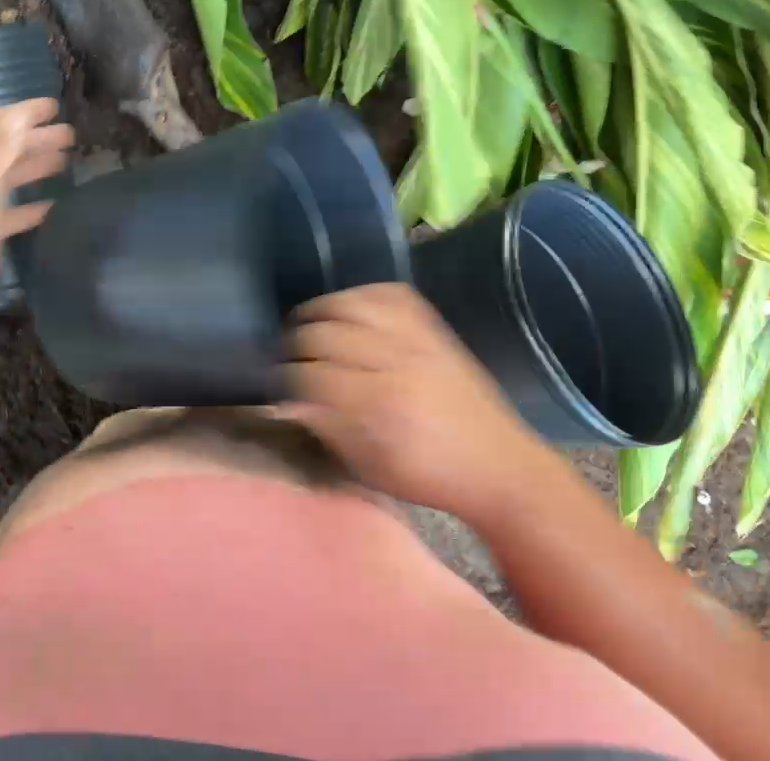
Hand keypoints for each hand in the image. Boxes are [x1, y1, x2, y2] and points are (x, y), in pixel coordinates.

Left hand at [0, 98, 73, 305]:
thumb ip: (1, 148)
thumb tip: (21, 115)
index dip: (20, 113)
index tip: (53, 108)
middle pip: (2, 150)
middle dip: (34, 140)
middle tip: (69, 136)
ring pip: (8, 179)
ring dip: (34, 168)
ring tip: (65, 162)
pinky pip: (11, 214)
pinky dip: (30, 208)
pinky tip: (52, 205)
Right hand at [281, 283, 561, 523]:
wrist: (500, 467)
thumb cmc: (428, 475)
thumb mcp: (369, 466)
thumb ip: (324, 427)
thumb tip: (281, 402)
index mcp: (380, 405)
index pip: (309, 376)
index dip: (281, 380)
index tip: (269, 386)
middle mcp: (397, 362)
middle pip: (323, 335)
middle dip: (292, 347)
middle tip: (282, 361)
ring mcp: (417, 339)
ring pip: (350, 305)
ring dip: (317, 313)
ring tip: (304, 329)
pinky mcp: (432, 329)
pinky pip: (386, 294)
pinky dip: (358, 297)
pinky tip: (344, 313)